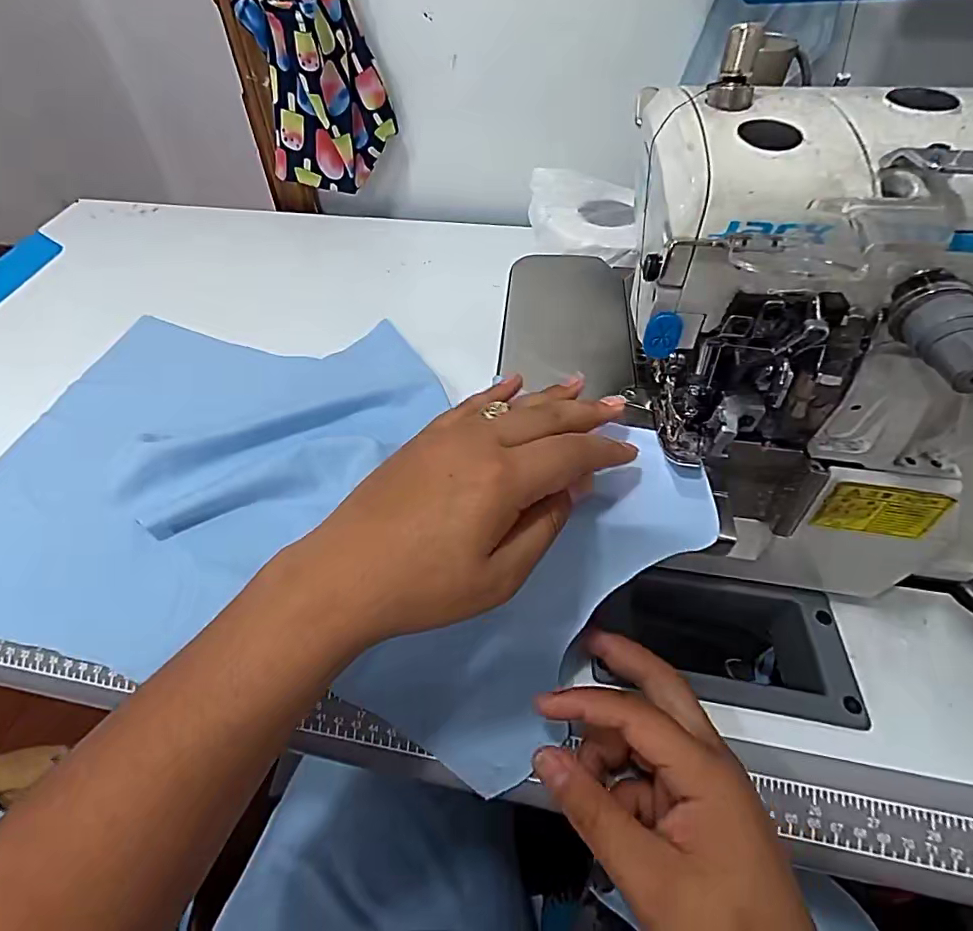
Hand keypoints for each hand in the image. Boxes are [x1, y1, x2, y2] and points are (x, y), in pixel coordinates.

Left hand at [277, 374, 635, 647]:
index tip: (628, 452)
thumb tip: (568, 489)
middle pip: (545, 419)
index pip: (569, 454)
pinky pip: (470, 405)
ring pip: (511, 406)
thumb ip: (542, 527)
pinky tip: (513, 384)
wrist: (345, 572)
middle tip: (618, 407)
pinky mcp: (425, 437)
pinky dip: (497, 393)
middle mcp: (480, 443)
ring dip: (549, 397)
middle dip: (586, 413)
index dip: (603, 451)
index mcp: (504, 478)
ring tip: (579, 386)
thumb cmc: (424, 588)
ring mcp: (448, 435)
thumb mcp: (498, 577)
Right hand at [533, 632, 812, 930]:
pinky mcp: (700, 805)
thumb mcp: (647, 874)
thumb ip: (591, 811)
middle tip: (591, 642)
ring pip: (649, 734)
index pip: (635, 713)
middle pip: (664, 690)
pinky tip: (609, 811)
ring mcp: (707, 783)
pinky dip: (621, 779)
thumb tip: (549, 760)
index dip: (585, 703)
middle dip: (626, 662)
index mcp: (706, 771)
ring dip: (612, 747)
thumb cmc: (730, 929)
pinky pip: (650, 770)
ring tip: (585, 785)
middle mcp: (711, 764)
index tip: (546, 705)